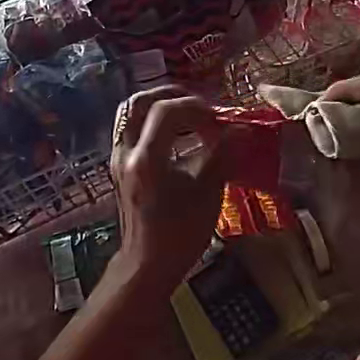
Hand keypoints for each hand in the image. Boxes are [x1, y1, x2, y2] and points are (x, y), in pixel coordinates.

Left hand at [108, 86, 227, 290]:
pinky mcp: (118, 165)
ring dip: (159, 106)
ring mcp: (117, 157)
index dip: (196, 106)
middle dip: (171, 96)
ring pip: (131, 113)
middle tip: (201, 106)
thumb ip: (221, 156)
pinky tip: (177, 135)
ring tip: (190, 117)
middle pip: (139, 102)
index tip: (220, 118)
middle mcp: (125, 152)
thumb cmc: (179, 234)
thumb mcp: (207, 195)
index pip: (165, 111)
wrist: (146, 263)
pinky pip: (131, 128)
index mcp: (146, 159)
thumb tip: (242, 130)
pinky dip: (152, 122)